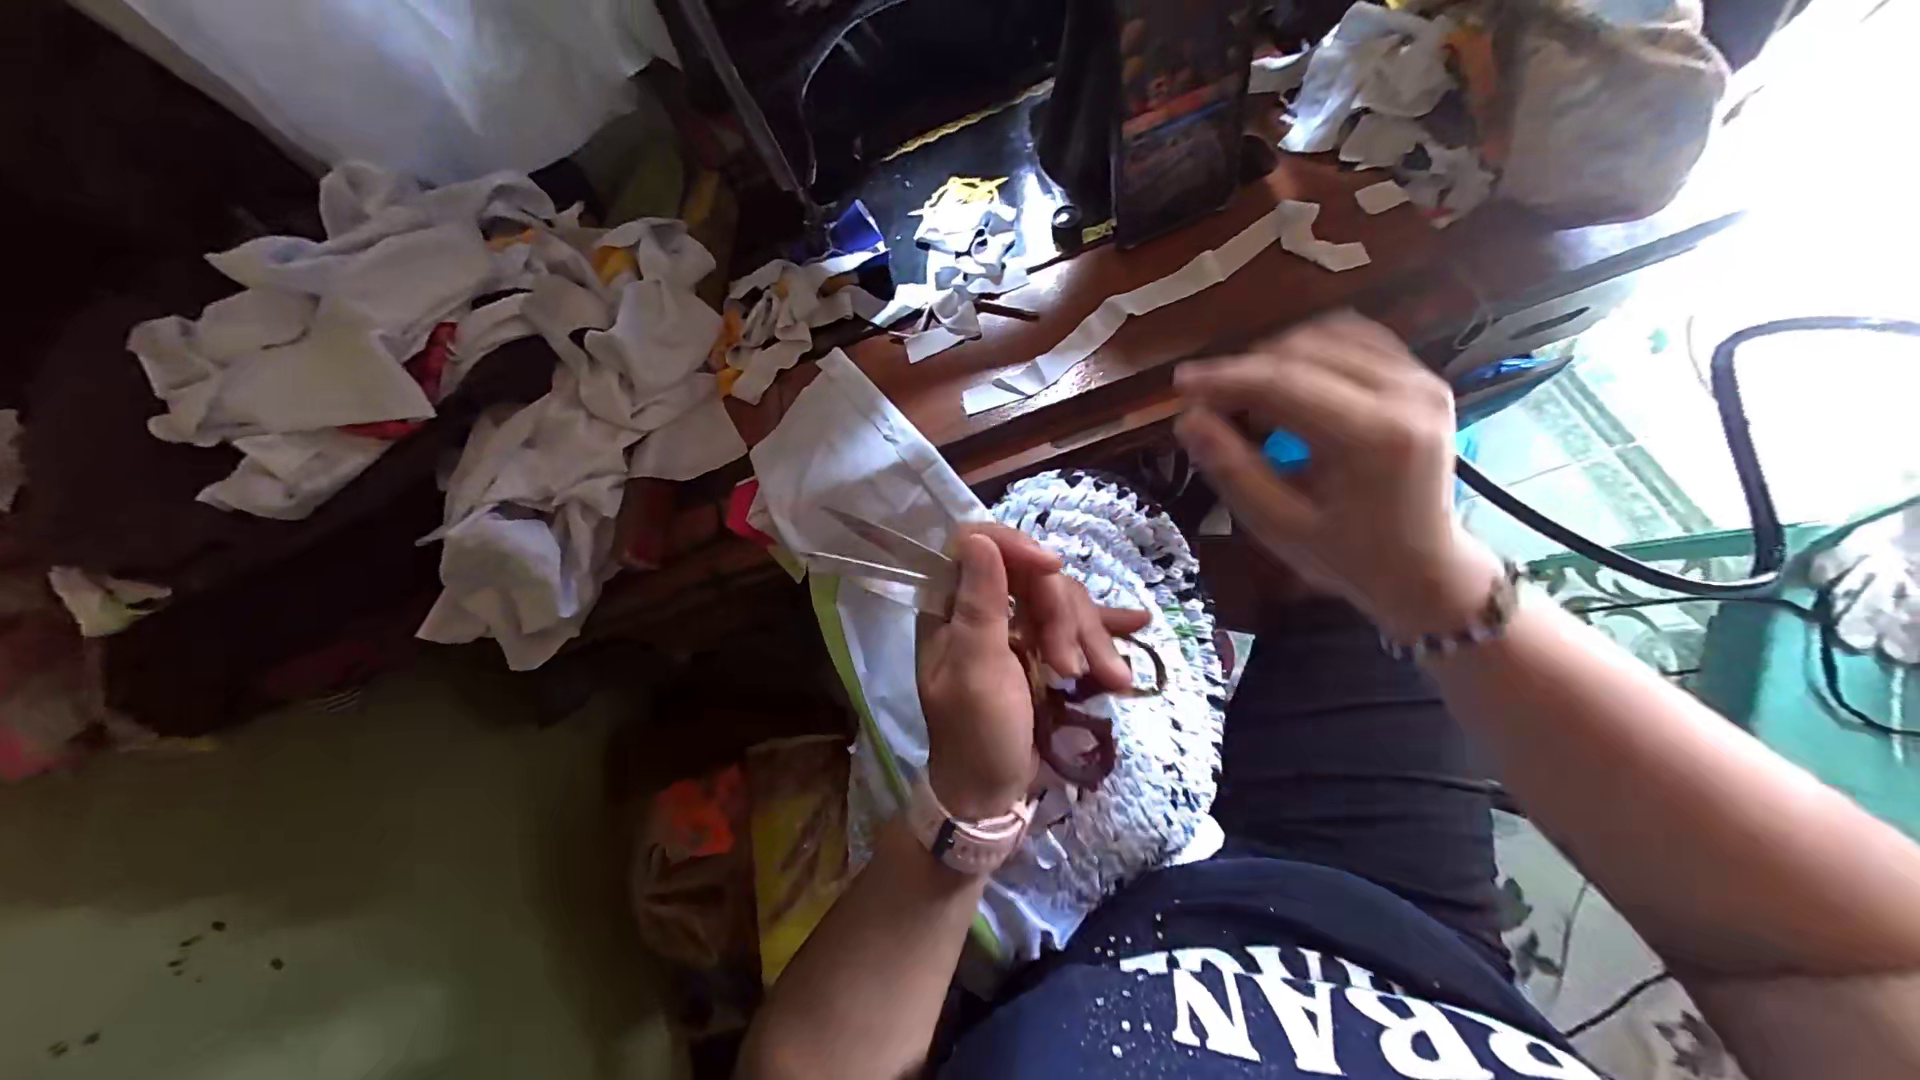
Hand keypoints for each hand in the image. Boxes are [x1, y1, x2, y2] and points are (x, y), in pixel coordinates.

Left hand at [916, 524, 1150, 819]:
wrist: (992, 790)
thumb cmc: (976, 734)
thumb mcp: (975, 671)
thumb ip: (978, 605)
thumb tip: (978, 539)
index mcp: (949, 608)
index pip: (975, 545)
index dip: (1016, 546)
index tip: (1053, 567)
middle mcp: (980, 608)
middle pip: (1032, 575)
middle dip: (1062, 616)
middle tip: (1069, 667)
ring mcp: (1015, 626)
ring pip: (1061, 600)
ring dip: (1088, 638)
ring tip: (1109, 680)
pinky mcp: (1042, 646)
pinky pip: (1076, 624)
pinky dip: (1105, 629)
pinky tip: (1137, 624)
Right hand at [1173, 312, 1503, 639]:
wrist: (1422, 568)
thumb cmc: (1346, 556)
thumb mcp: (1278, 525)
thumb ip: (1232, 470)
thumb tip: (1188, 420)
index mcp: (1373, 437)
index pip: (1284, 382)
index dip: (1225, 378)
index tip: (1181, 384)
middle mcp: (1406, 394)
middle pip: (1304, 351)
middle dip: (1245, 370)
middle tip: (1208, 402)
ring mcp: (1420, 381)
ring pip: (1328, 336)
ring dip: (1275, 359)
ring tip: (1246, 400)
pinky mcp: (1422, 379)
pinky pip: (1356, 341)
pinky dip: (1310, 353)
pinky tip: (1286, 384)